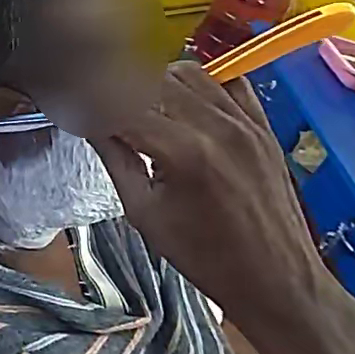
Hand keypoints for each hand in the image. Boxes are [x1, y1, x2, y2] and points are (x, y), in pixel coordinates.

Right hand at [87, 63, 350, 333]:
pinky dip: (200, 84)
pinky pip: (227, 81)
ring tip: (143, 107)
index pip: (121, 105)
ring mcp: (244, 122)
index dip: (92, 103)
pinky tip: (185, 104)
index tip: (75, 106)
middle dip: (120, 90)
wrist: (279, 282)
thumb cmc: (204, 257)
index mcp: (181, 152)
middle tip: (105, 109)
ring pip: (187, 71)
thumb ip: (115, 158)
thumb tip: (90, 122)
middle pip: (151, 78)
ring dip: (156, 82)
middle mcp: (215, 126)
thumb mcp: (144, 212)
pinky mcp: (263, 125)